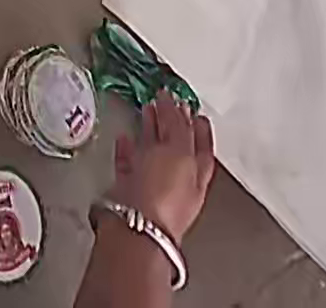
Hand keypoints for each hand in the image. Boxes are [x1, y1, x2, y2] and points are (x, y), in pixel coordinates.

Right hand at [112, 90, 215, 242]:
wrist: (134, 224)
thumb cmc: (164, 191)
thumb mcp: (179, 151)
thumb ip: (178, 126)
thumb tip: (177, 107)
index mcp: (197, 172)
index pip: (200, 142)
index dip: (195, 122)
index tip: (188, 102)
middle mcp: (178, 181)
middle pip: (177, 145)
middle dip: (172, 122)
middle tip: (166, 100)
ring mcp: (153, 186)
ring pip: (153, 152)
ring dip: (150, 129)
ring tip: (145, 108)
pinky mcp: (129, 190)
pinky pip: (130, 163)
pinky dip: (128, 148)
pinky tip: (124, 136)